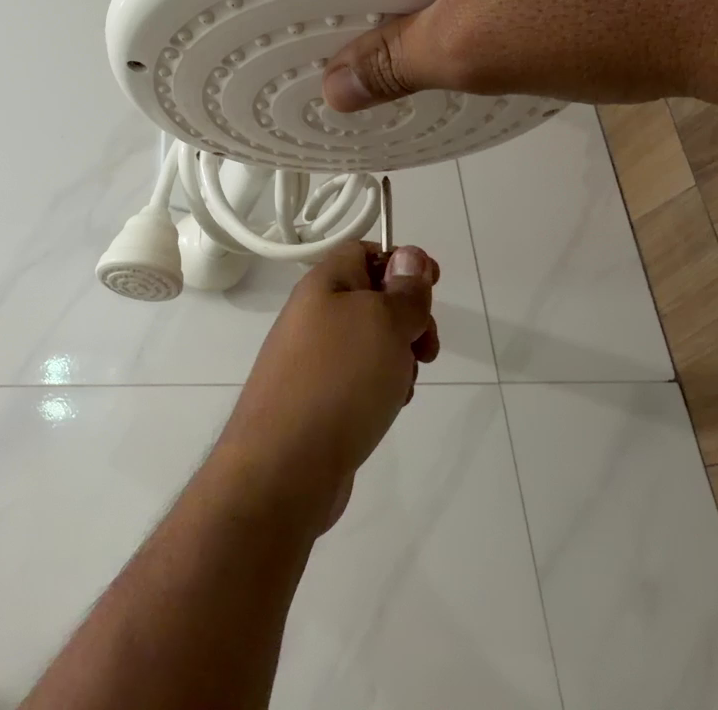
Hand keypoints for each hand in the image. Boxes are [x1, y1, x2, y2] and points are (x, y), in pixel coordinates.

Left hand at [212, 242, 439, 532]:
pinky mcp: (318, 400)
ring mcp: (312, 361)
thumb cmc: (338, 381)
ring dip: (399, 358)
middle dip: (409, 318)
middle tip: (424, 348)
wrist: (284, 466)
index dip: (402, 261)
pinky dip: (381, 388)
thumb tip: (409, 256)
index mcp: (323, 285)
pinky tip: (387, 407)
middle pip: (373, 299)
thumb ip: (403, 290)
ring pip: (371, 343)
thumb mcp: (383, 322)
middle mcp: (313, 317)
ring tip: (403, 384)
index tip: (433, 284)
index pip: (363, 251)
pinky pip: (359, 379)